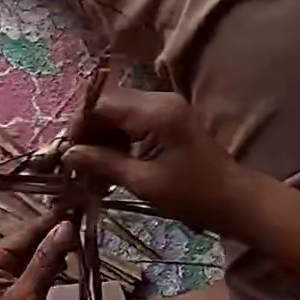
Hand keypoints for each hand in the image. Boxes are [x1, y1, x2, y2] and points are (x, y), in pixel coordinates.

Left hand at [0, 213, 79, 299]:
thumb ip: (46, 259)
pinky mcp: (14, 298)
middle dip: (56, 231)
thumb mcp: (27, 297)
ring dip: (56, 247)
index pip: (26, 231)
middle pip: (30, 241)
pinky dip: (51, 265)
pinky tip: (68, 260)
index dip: (53, 218)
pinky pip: (35, 272)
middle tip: (86, 218)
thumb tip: (66, 224)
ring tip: (82, 234)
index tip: (79, 203)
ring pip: (34, 256)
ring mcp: (3, 282)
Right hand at [62, 87, 246, 231]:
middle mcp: (160, 100)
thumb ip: (104, 164)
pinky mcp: (168, 118)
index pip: (103, 104)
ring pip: (119, 112)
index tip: (65, 151)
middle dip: (89, 130)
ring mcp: (166, 107)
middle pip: (110, 104)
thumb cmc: (192, 195)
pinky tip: (109, 161)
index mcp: (156, 112)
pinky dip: (118, 137)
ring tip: (90, 165)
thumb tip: (69, 155)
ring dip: (102, 135)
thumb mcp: (144, 182)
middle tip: (74, 160)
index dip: (79, 125)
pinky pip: (133, 119)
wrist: (234, 200)